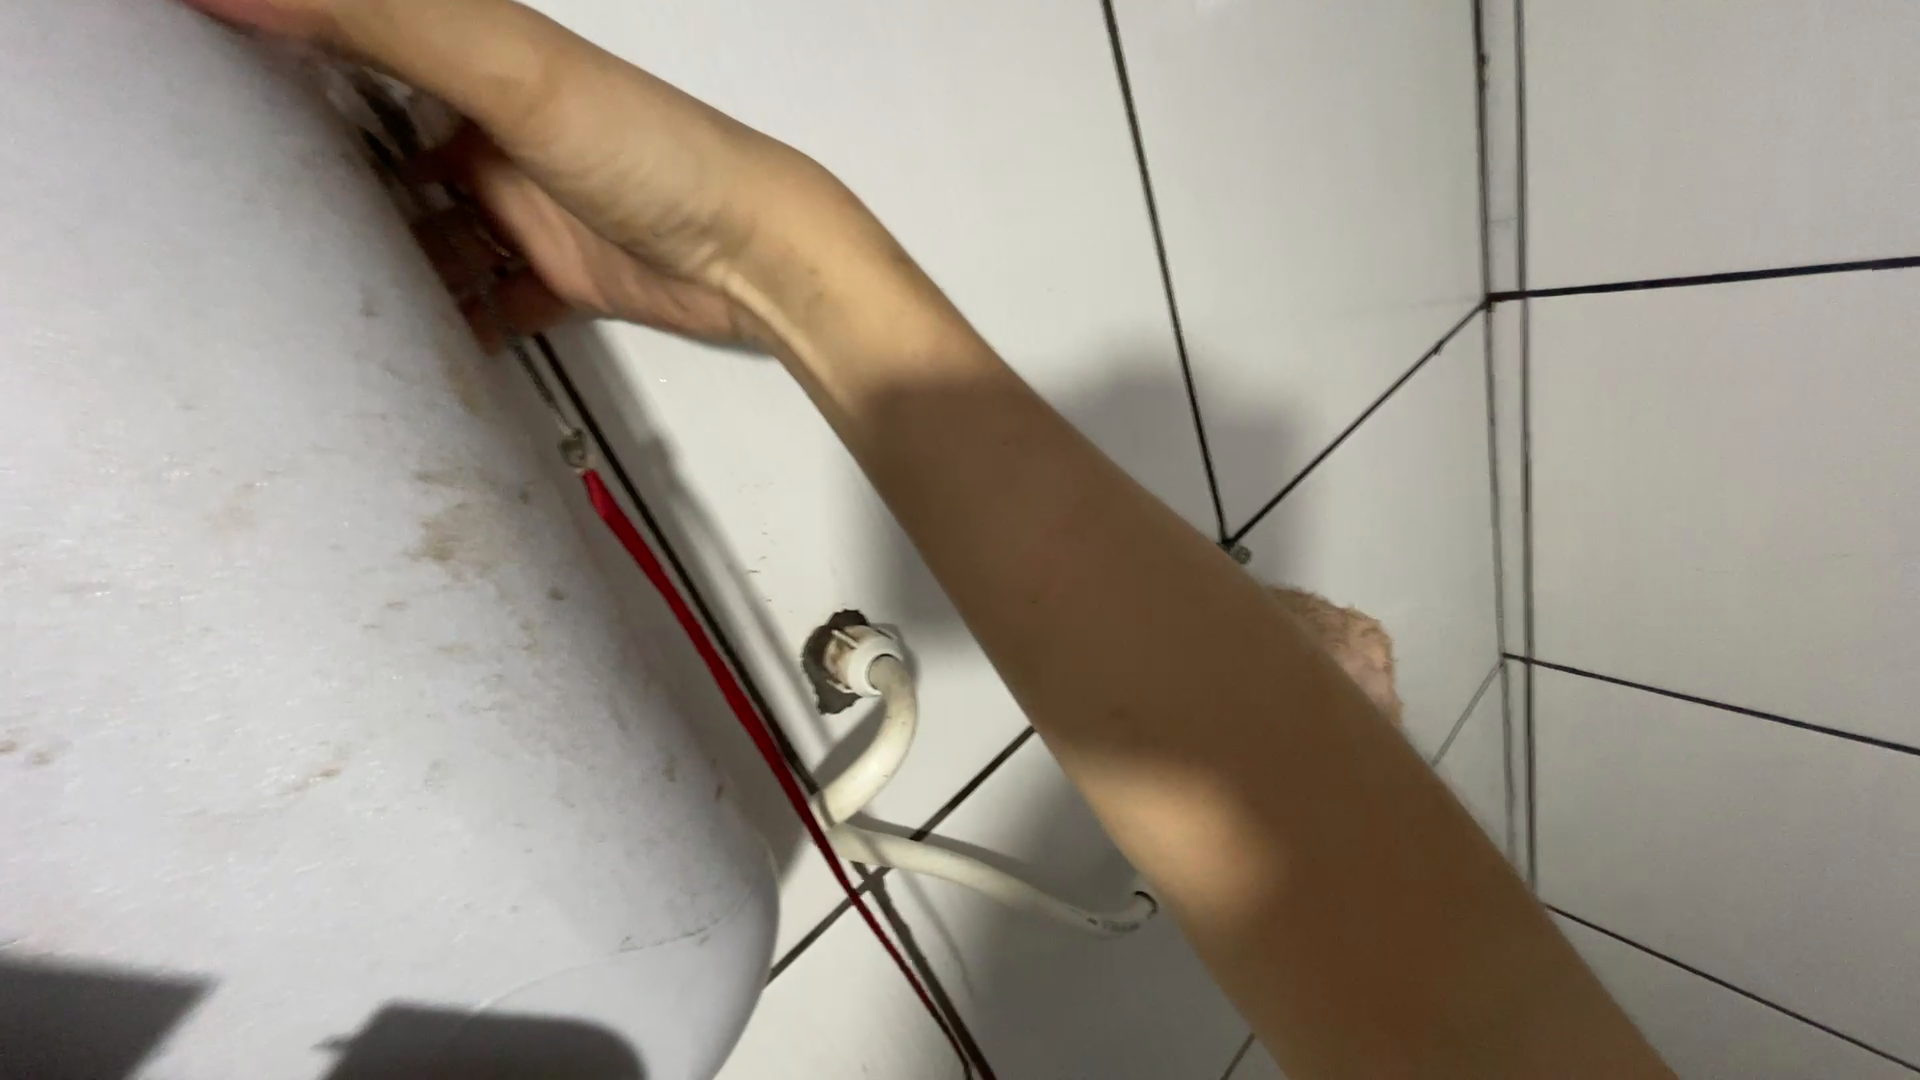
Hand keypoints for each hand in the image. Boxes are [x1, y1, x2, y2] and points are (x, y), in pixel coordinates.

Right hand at [181, 0, 852, 351]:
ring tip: (295, 294)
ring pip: (433, 236)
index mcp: (474, 67)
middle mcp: (495, 137)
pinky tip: (403, 344)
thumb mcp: (510, 69)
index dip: (271, 59)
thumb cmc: (650, 153)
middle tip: (222, 218)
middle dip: (312, 180)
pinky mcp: (565, 281)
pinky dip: (455, 320)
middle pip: (381, 152)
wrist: (753, 254)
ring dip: (382, 262)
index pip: (350, 45)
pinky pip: (492, 303)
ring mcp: (531, 215)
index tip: (183, 92)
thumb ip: (376, 14)